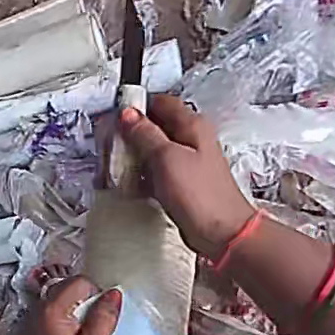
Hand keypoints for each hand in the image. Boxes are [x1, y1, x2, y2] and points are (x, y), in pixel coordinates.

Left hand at [20, 276, 121, 334]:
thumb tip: (113, 295)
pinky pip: (48, 317)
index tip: (103, 314)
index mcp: (51, 312)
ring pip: (57, 303)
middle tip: (93, 329)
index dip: (96, 294)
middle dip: (84, 303)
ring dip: (72, 314)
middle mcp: (36, 312)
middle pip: (65, 288)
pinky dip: (61, 324)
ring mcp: (29, 323)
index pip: (78, 282)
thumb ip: (104, 319)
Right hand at [116, 94, 255, 257]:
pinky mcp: (181, 184)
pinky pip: (156, 173)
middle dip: (132, 133)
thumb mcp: (166, 157)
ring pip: (154, 151)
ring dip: (135, 156)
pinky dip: (143, 176)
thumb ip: (145, 134)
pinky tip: (132, 184)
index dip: (136, 107)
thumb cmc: (201, 195)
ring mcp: (187, 163)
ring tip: (118, 164)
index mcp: (192, 126)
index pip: (160, 103)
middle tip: (113, 142)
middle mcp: (192, 141)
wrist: (220, 232)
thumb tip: (128, 115)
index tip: (116, 117)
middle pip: (156, 127)